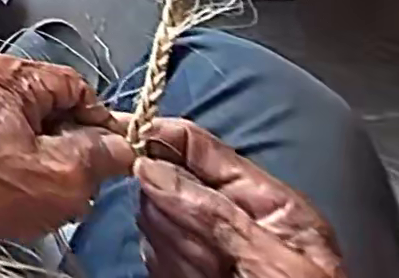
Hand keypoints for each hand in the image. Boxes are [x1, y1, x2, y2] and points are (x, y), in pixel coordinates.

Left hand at [0, 53, 133, 251]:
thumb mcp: (64, 174)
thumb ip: (100, 152)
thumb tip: (120, 144)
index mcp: (8, 75)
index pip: (75, 83)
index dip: (100, 119)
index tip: (113, 151)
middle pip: (56, 95)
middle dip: (77, 133)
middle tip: (87, 169)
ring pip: (40, 111)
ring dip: (58, 142)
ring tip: (59, 175)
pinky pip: (19, 119)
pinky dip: (35, 143)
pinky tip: (38, 172)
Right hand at [136, 117, 346, 277]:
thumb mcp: (278, 267)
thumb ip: (214, 211)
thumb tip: (146, 164)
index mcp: (264, 200)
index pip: (192, 141)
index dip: (153, 135)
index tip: (121, 145)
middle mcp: (231, 213)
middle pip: (163, 177)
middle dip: (172, 214)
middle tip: (207, 255)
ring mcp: (208, 240)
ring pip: (153, 214)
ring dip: (173, 247)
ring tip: (209, 275)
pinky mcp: (187, 265)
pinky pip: (153, 248)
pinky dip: (169, 267)